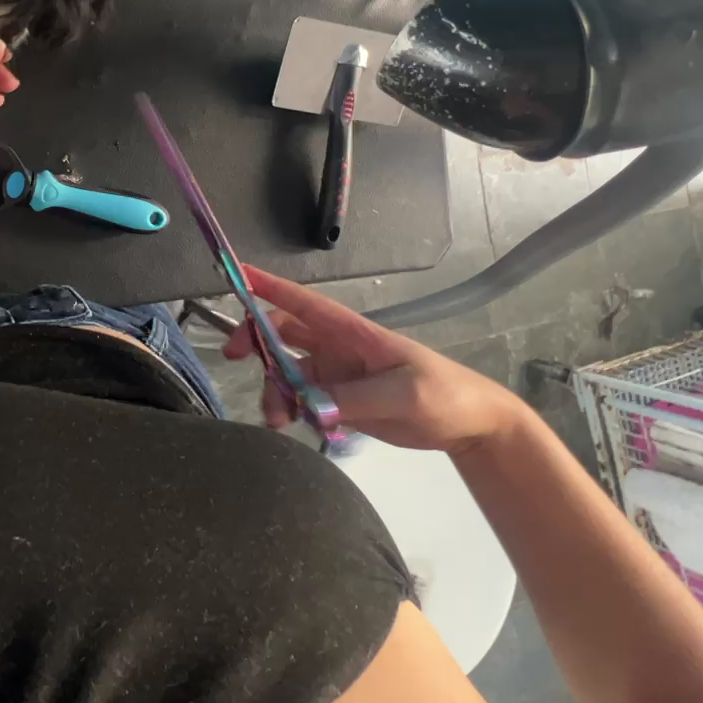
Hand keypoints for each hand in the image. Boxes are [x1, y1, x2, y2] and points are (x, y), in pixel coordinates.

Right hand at [224, 266, 523, 453]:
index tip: (235, 275)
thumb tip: (309, 407)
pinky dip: (290, 410)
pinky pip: (301, 399)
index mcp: (351, 332)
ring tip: (277, 420)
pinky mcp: (339, 400)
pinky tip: (296, 427)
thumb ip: (355, 399)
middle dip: (254, 340)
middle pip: (281, 333)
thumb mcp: (404, 395)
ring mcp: (335, 374)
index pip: (302, 303)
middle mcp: (336, 347)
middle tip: (233, 358)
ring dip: (273, 388)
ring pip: (286, 371)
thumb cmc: (443, 394)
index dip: (268, 286)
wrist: (469, 424)